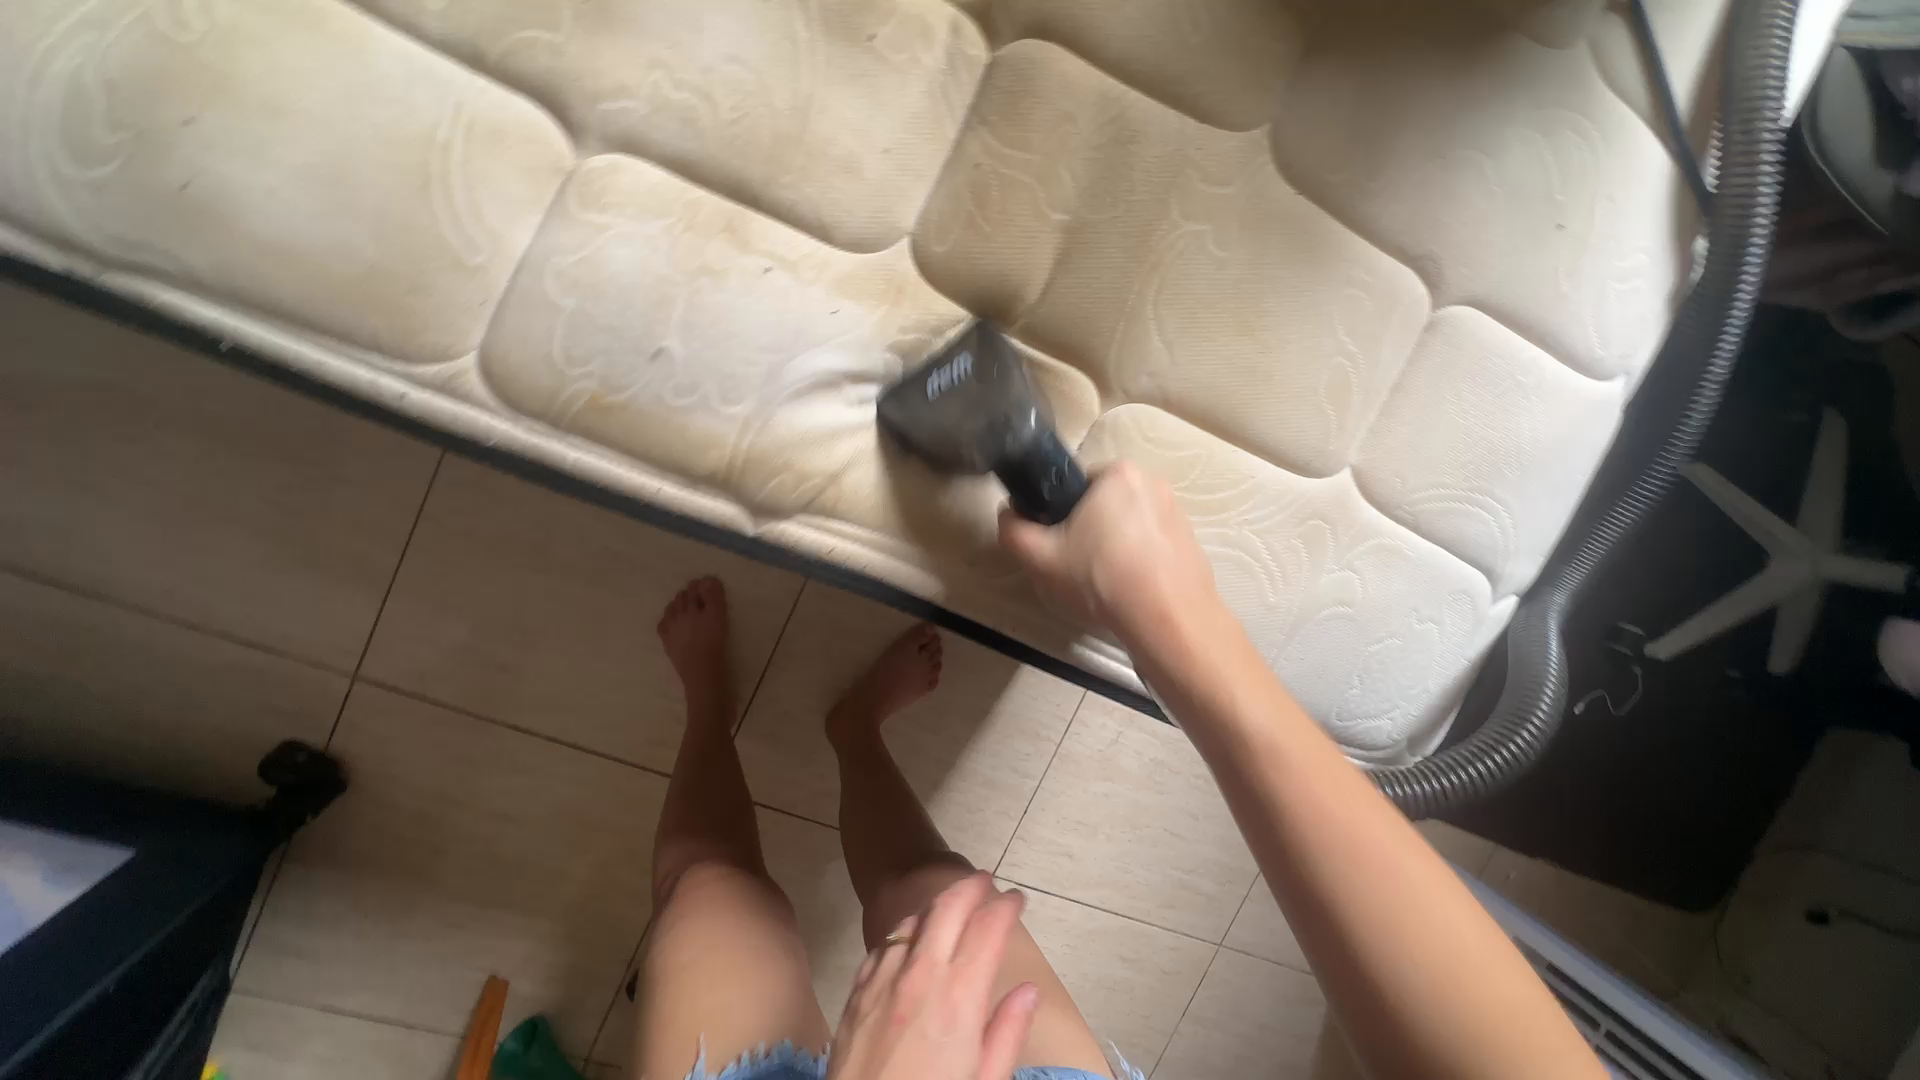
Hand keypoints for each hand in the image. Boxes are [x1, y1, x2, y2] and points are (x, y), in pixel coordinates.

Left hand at [828, 874, 1038, 1079]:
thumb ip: (1007, 1034)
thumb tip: (1028, 991)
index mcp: (959, 999)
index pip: (988, 930)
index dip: (1006, 907)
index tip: (1018, 899)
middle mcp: (920, 977)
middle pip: (948, 909)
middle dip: (971, 887)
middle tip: (986, 881)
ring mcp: (883, 982)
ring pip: (913, 921)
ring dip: (937, 907)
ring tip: (952, 906)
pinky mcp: (856, 994)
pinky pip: (883, 946)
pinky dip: (904, 933)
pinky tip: (911, 940)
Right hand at [998, 461, 1215, 639]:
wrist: (1169, 621)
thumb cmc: (1102, 579)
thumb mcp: (1040, 558)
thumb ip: (1014, 531)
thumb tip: (1009, 515)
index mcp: (1118, 473)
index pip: (1075, 485)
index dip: (1058, 514)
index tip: (1056, 543)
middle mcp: (1152, 482)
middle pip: (1103, 504)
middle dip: (1087, 529)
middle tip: (1075, 565)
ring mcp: (1177, 511)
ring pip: (1128, 524)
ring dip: (1113, 545)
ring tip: (1105, 582)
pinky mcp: (1191, 540)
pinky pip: (1152, 543)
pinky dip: (1138, 560)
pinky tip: (1131, 589)